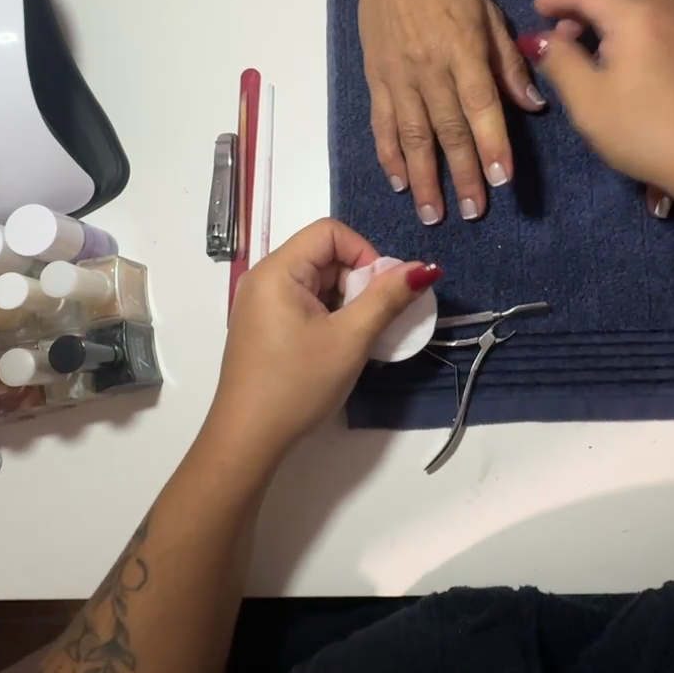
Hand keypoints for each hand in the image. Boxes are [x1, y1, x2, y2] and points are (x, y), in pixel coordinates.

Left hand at [207, 219, 440, 459]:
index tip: (381, 291)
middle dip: (358, 280)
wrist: (249, 440)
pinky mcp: (265, 326)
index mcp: (277, 270)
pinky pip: (306, 303)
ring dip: (348, 300)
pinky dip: (331, 315)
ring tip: (359, 336)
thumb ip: (387, 298)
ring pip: (318, 281)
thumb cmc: (298, 384)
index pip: (330, 232)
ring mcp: (262, 304)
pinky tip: (341, 345)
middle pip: (325, 255)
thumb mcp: (350, 339)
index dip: (365, 253)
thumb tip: (424, 268)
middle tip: (374, 319)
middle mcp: (264, 278)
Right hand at [358, 0, 545, 225]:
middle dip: (461, 175)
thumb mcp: (488, 12)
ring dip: (423, 179)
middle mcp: (429, 70)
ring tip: (432, 213)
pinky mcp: (377, 80)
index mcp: (462, 50)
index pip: (480, 105)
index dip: (491, 144)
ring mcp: (398, 78)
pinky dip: (389, 156)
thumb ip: (508, 62)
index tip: (501, 179)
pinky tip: (399, 182)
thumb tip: (532, 105)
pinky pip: (382, 125)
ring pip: (412, 137)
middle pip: (448, 131)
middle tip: (472, 212)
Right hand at [529, 0, 673, 212]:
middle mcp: (667, 5)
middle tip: (567, 29)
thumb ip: (560, 61)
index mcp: (633, 15)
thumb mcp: (587, 101)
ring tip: (605, 36)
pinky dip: (648, 12)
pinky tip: (643, 47)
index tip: (538, 10)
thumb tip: (540, 38)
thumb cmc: (643, 131)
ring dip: (620, 1)